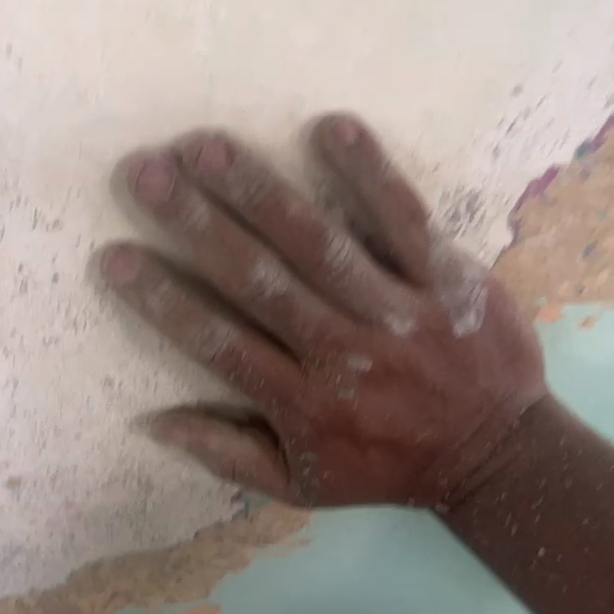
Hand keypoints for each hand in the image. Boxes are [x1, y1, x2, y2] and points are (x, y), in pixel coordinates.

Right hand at [96, 114, 546, 508]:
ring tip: (207, 147)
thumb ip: (226, 454)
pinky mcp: (449, 280)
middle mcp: (341, 352)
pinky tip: (330, 127)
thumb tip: (151, 422)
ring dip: (259, 190)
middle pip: (257, 280)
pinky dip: (370, 173)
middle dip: (196, 224)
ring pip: (318, 243)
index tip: (114, 256)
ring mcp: (397, 311)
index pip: (218, 343)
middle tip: (147, 173)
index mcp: (300, 404)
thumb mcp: (299, 486)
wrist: (498, 457)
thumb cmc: (383, 466)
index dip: (162, 301)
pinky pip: (406, 220)